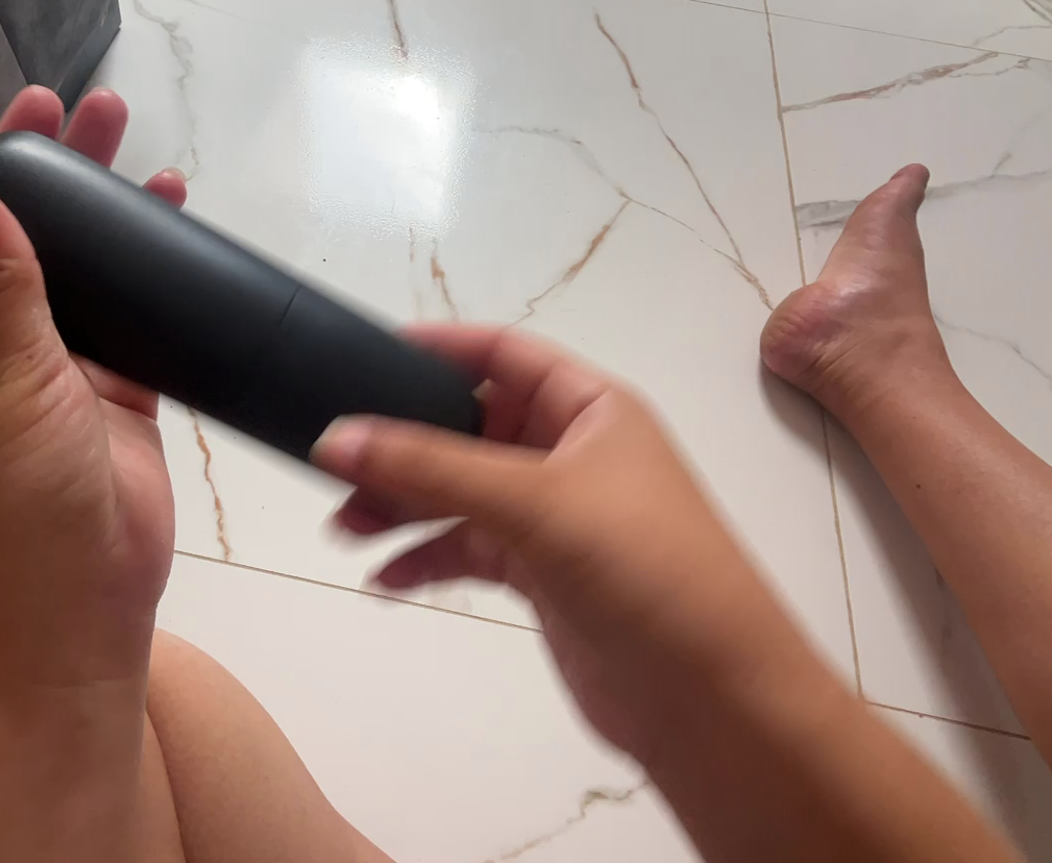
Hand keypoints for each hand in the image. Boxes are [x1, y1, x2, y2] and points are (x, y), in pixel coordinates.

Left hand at [0, 85, 185, 685]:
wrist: (81, 600)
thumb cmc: (21, 501)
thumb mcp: (4, 380)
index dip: (8, 167)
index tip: (40, 108)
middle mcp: (15, 347)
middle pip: (47, 244)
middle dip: (77, 179)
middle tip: (111, 114)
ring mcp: (76, 372)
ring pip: (102, 283)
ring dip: (125, 230)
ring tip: (164, 174)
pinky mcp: (129, 396)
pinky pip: (143, 327)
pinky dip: (162, 289)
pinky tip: (186, 253)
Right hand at [313, 325, 820, 757]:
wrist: (715, 705)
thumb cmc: (641, 570)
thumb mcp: (533, 503)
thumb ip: (430, 468)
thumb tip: (335, 437)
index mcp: (589, 408)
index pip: (503, 354)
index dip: (440, 347)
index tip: (370, 353)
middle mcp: (570, 452)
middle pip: (471, 427)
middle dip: (406, 443)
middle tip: (339, 461)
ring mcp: (554, 515)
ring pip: (462, 491)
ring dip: (405, 504)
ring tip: (345, 526)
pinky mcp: (542, 572)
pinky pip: (469, 549)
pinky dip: (428, 556)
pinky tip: (386, 577)